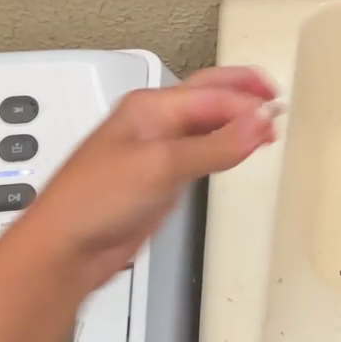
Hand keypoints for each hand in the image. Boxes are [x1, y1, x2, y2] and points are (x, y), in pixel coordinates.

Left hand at [7, 66, 279, 294]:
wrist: (65, 249)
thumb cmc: (91, 201)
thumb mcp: (163, 166)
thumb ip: (217, 145)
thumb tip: (259, 122)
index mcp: (150, 106)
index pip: (214, 95)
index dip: (247, 105)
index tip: (274, 119)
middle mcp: (154, 121)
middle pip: (210, 94)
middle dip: (244, 92)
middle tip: (275, 95)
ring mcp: (159, 147)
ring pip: (209, 121)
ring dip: (239, 119)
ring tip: (267, 122)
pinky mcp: (163, 174)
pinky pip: (204, 148)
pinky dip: (228, 144)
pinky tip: (240, 147)